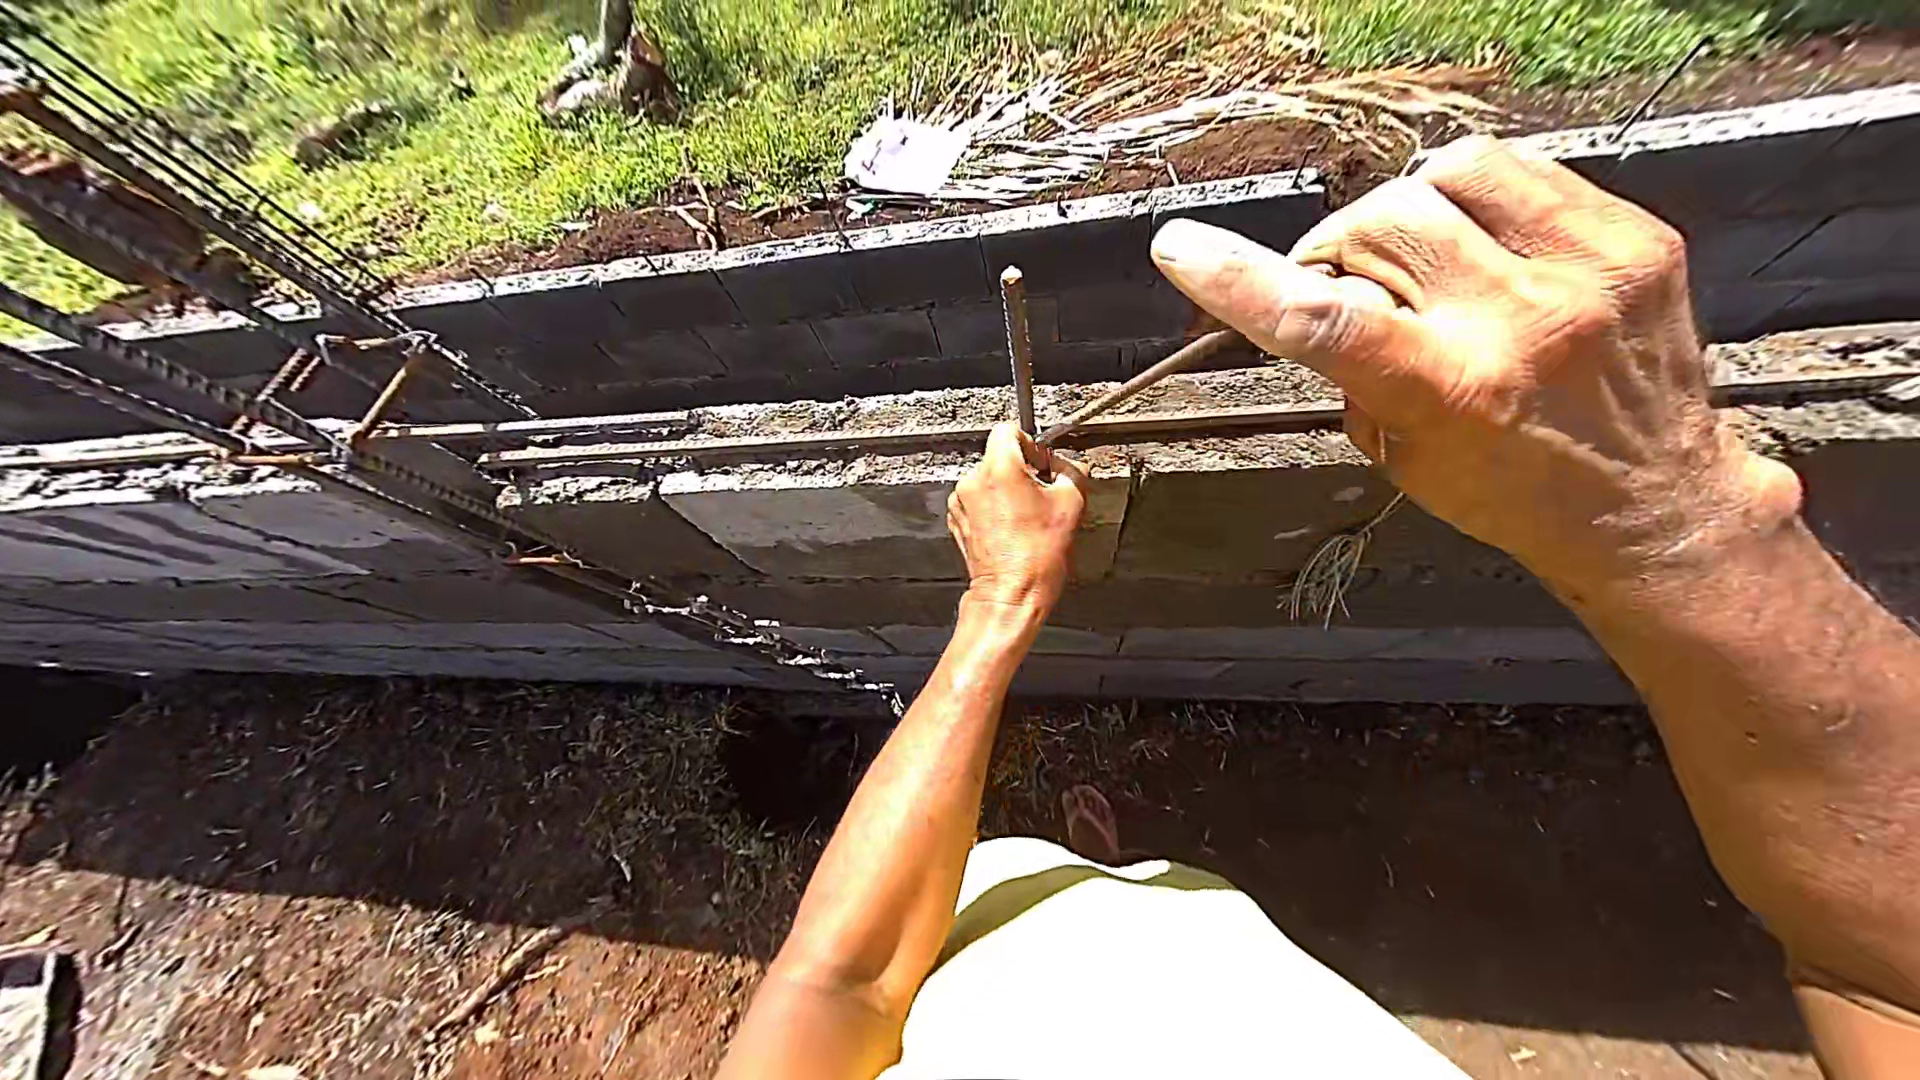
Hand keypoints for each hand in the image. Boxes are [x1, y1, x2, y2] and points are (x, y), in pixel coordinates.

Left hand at [947, 423, 1087, 614]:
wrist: (1011, 593)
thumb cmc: (1036, 557)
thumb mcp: (1072, 504)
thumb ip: (1070, 471)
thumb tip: (1065, 466)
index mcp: (999, 469)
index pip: (1008, 429)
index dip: (1030, 442)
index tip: (1041, 460)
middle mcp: (974, 481)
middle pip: (998, 457)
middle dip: (1021, 470)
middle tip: (1041, 493)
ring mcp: (961, 502)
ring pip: (987, 480)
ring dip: (1006, 490)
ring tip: (1026, 516)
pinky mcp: (958, 520)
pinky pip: (977, 501)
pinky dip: (993, 508)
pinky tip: (1011, 528)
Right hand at [1150, 136, 1801, 595]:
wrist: (1648, 501)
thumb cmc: (1499, 489)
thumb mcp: (1395, 450)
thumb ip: (1351, 371)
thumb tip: (1320, 301)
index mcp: (1445, 391)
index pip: (1318, 318)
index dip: (1237, 279)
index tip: (1179, 250)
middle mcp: (1516, 318)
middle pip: (1373, 226)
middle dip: (1332, 252)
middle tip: (1338, 289)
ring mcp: (1584, 265)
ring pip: (1441, 177)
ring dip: (1395, 219)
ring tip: (1408, 265)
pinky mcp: (1631, 234)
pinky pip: (1510, 170)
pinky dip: (1459, 201)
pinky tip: (1465, 247)